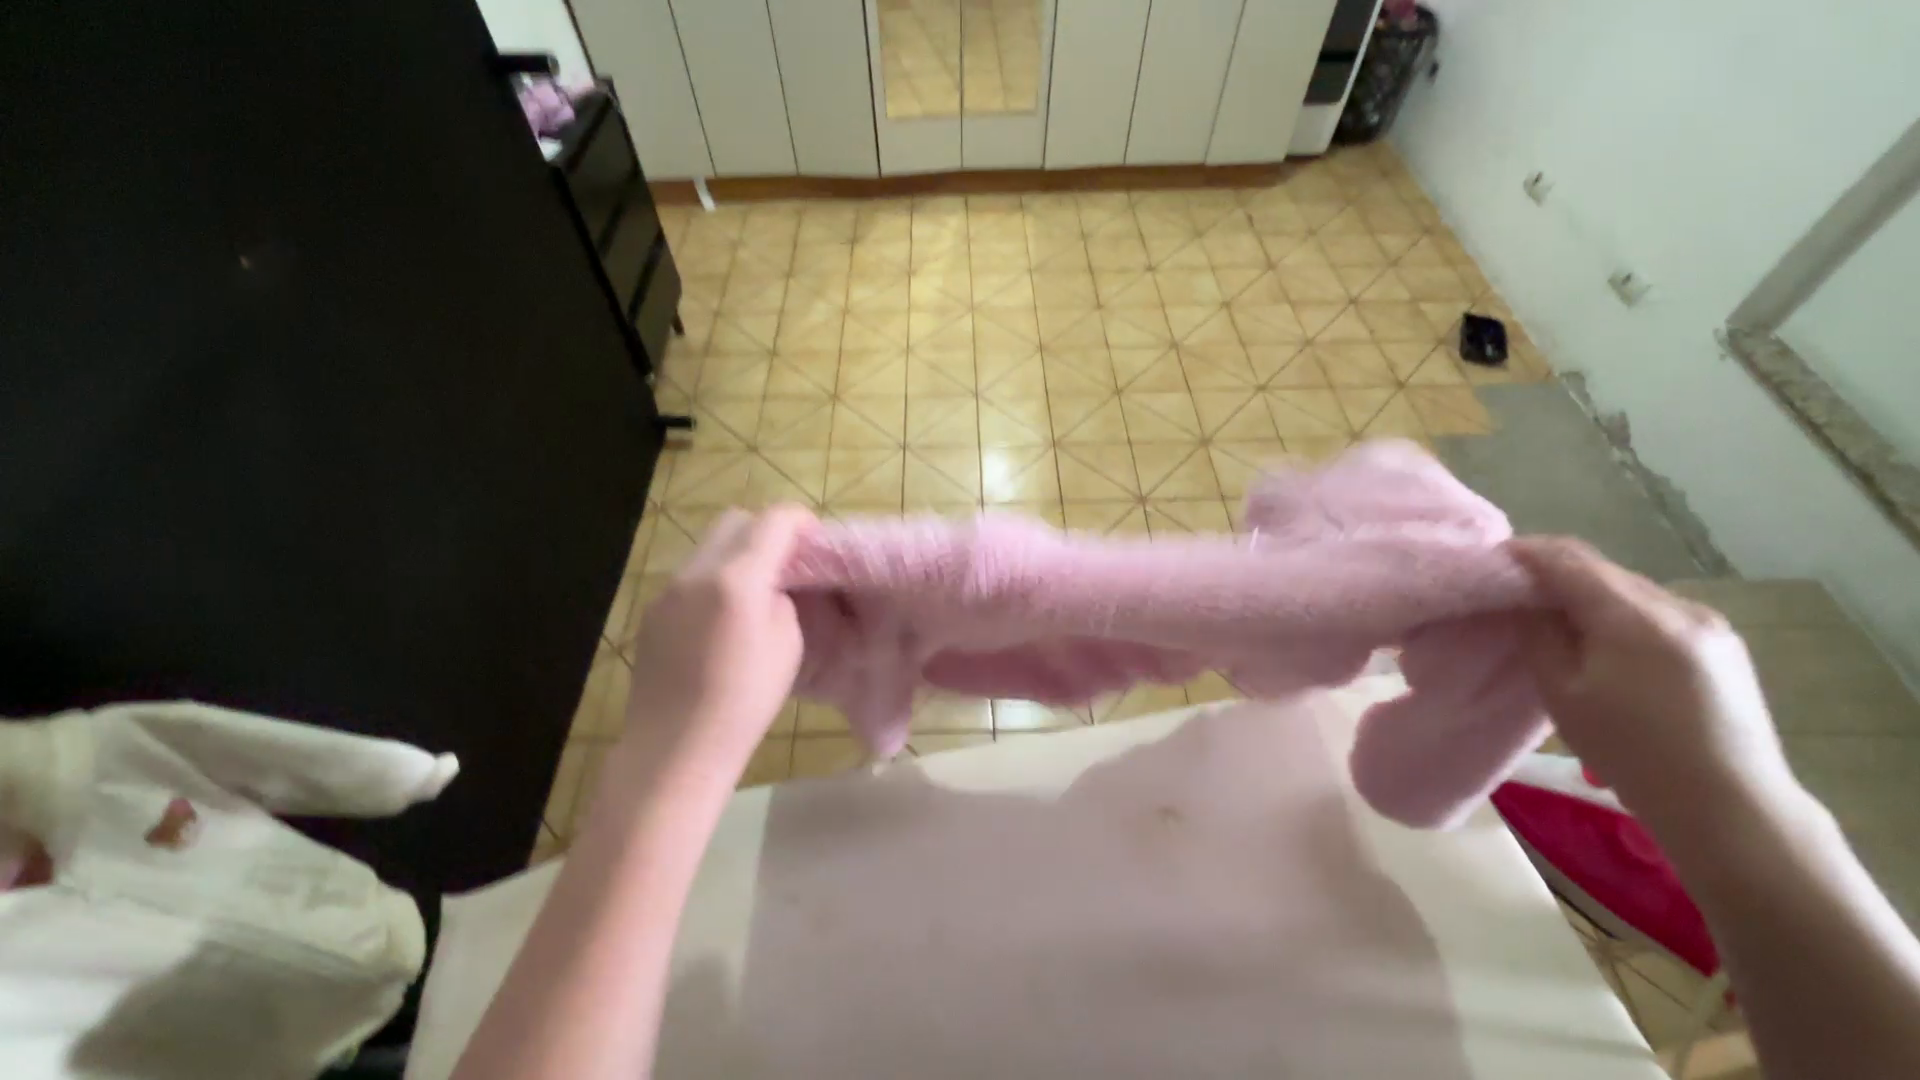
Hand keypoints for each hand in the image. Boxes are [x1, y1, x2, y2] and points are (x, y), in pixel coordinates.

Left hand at [623, 504, 813, 769]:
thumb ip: (781, 600)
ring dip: (737, 555)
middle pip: (735, 521)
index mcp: (736, 580)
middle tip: (786, 564)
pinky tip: (723, 620)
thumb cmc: (744, 702)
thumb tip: (771, 586)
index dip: (800, 522)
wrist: (675, 747)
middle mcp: (696, 573)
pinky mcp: (652, 611)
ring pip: (708, 546)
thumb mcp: (787, 646)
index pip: (772, 521)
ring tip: (755, 593)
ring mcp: (667, 590)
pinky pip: (690, 576)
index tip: (815, 541)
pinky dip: (714, 579)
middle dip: (765, 531)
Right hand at [1507, 536, 1798, 822]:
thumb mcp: (1562, 693)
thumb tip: (1524, 601)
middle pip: (1601, 569)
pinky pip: (1656, 610)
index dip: (1525, 553)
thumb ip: (1538, 635)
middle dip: (1554, 572)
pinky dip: (1619, 611)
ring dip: (1587, 592)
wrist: (1730, 806)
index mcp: (1634, 616)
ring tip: (1554, 616)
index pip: (1568, 559)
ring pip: (1629, 589)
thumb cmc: (1631, 752)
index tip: (1491, 559)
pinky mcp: (1721, 643)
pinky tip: (1603, 639)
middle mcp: (1677, 606)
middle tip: (1512, 589)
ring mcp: (1708, 622)